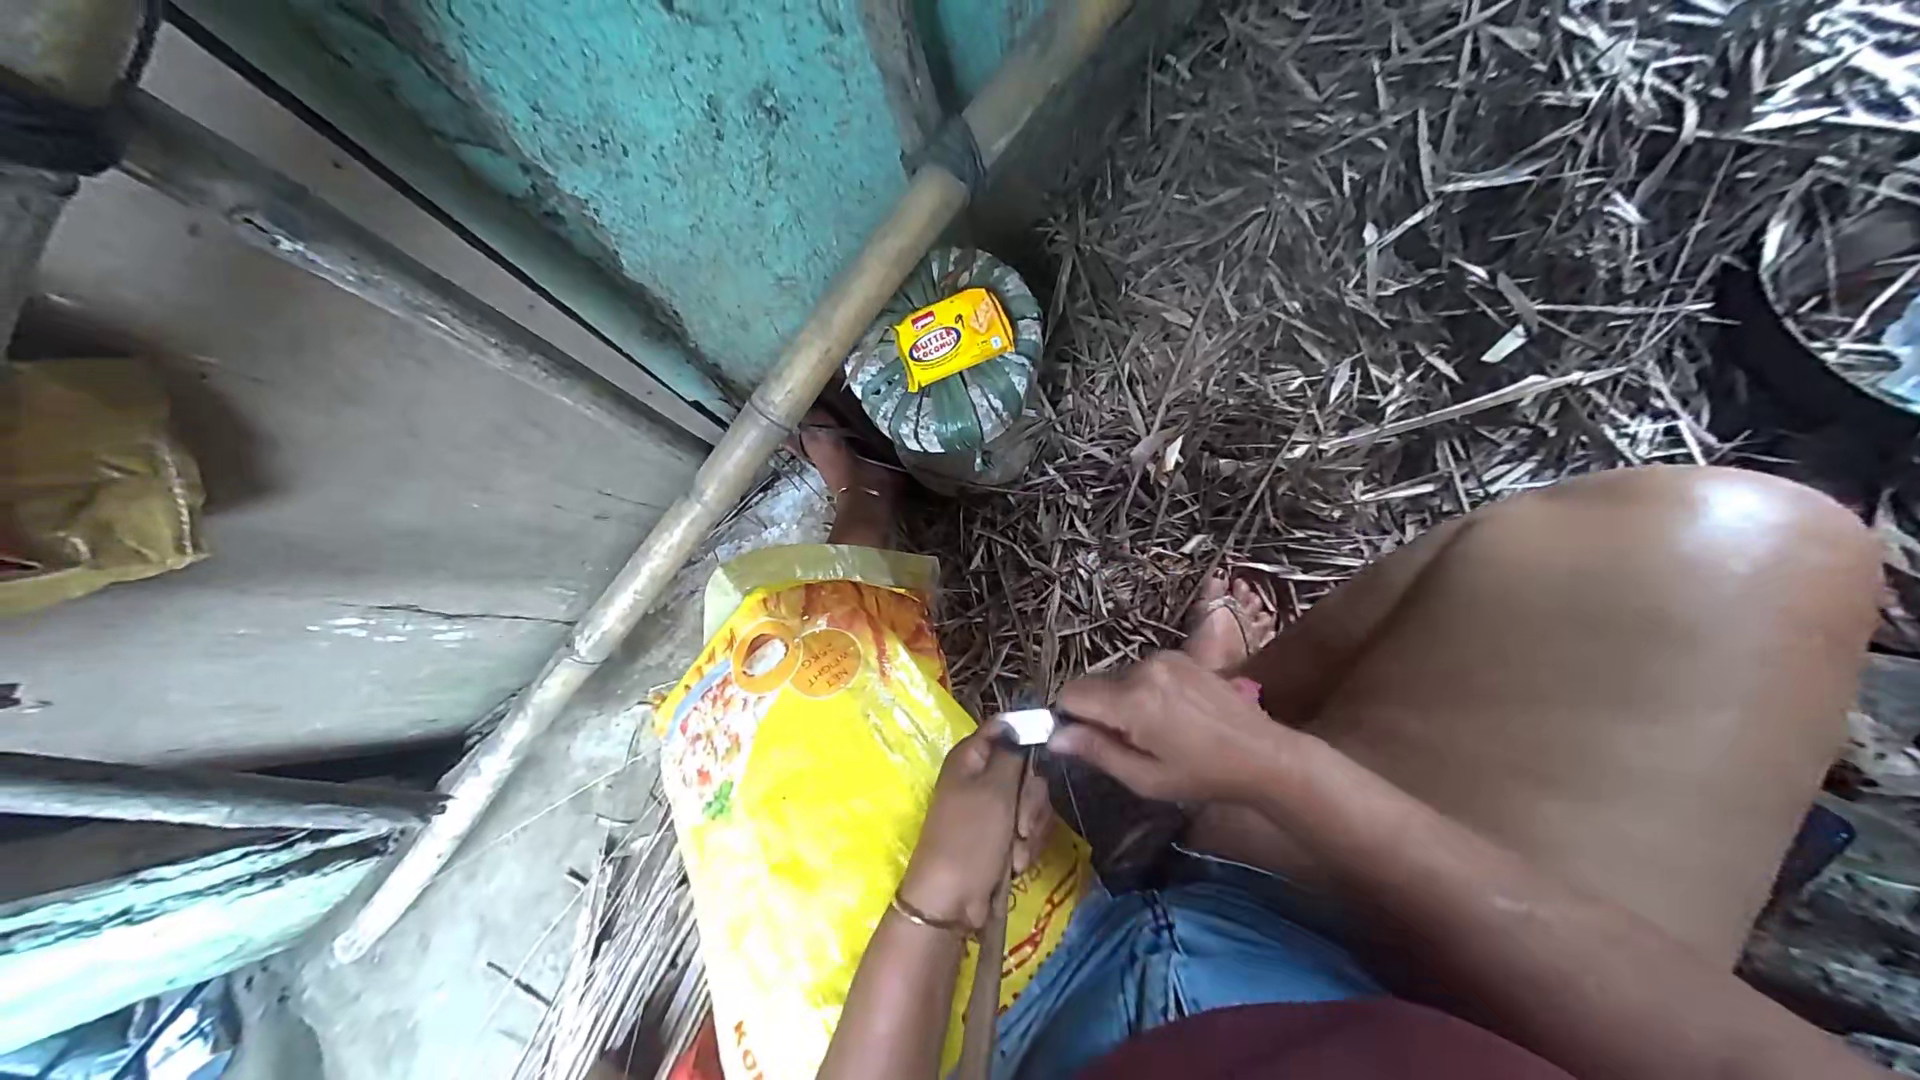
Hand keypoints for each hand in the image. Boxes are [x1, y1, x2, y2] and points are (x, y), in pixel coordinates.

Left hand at [897, 726, 1053, 930]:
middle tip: (1021, 822)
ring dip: (1031, 828)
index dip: (1028, 735)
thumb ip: (1013, 753)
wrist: (951, 903)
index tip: (1050, 750)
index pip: (1006, 727)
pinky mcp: (1000, 835)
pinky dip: (1026, 846)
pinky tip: (1014, 864)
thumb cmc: (969, 839)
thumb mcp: (995, 790)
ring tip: (1015, 851)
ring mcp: (990, 807)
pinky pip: (1028, 828)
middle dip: (1031, 799)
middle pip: (1026, 768)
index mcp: (971, 756)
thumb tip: (1023, 722)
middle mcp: (980, 776)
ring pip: (1031, 801)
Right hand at [1051, 650, 1297, 802]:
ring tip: (1158, 730)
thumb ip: (1097, 752)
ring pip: (1117, 678)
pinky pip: (1141, 670)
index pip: (1070, 694)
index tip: (1091, 740)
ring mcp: (1164, 658)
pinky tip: (1172, 713)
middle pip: (1093, 685)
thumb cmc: (1204, 776)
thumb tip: (1054, 737)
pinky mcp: (1180, 655)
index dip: (1070, 718)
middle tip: (1132, 743)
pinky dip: (1143, 689)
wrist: (1264, 754)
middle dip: (1099, 711)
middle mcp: (1143, 669)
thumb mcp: (1146, 778)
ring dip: (1122, 701)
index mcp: (1133, 702)